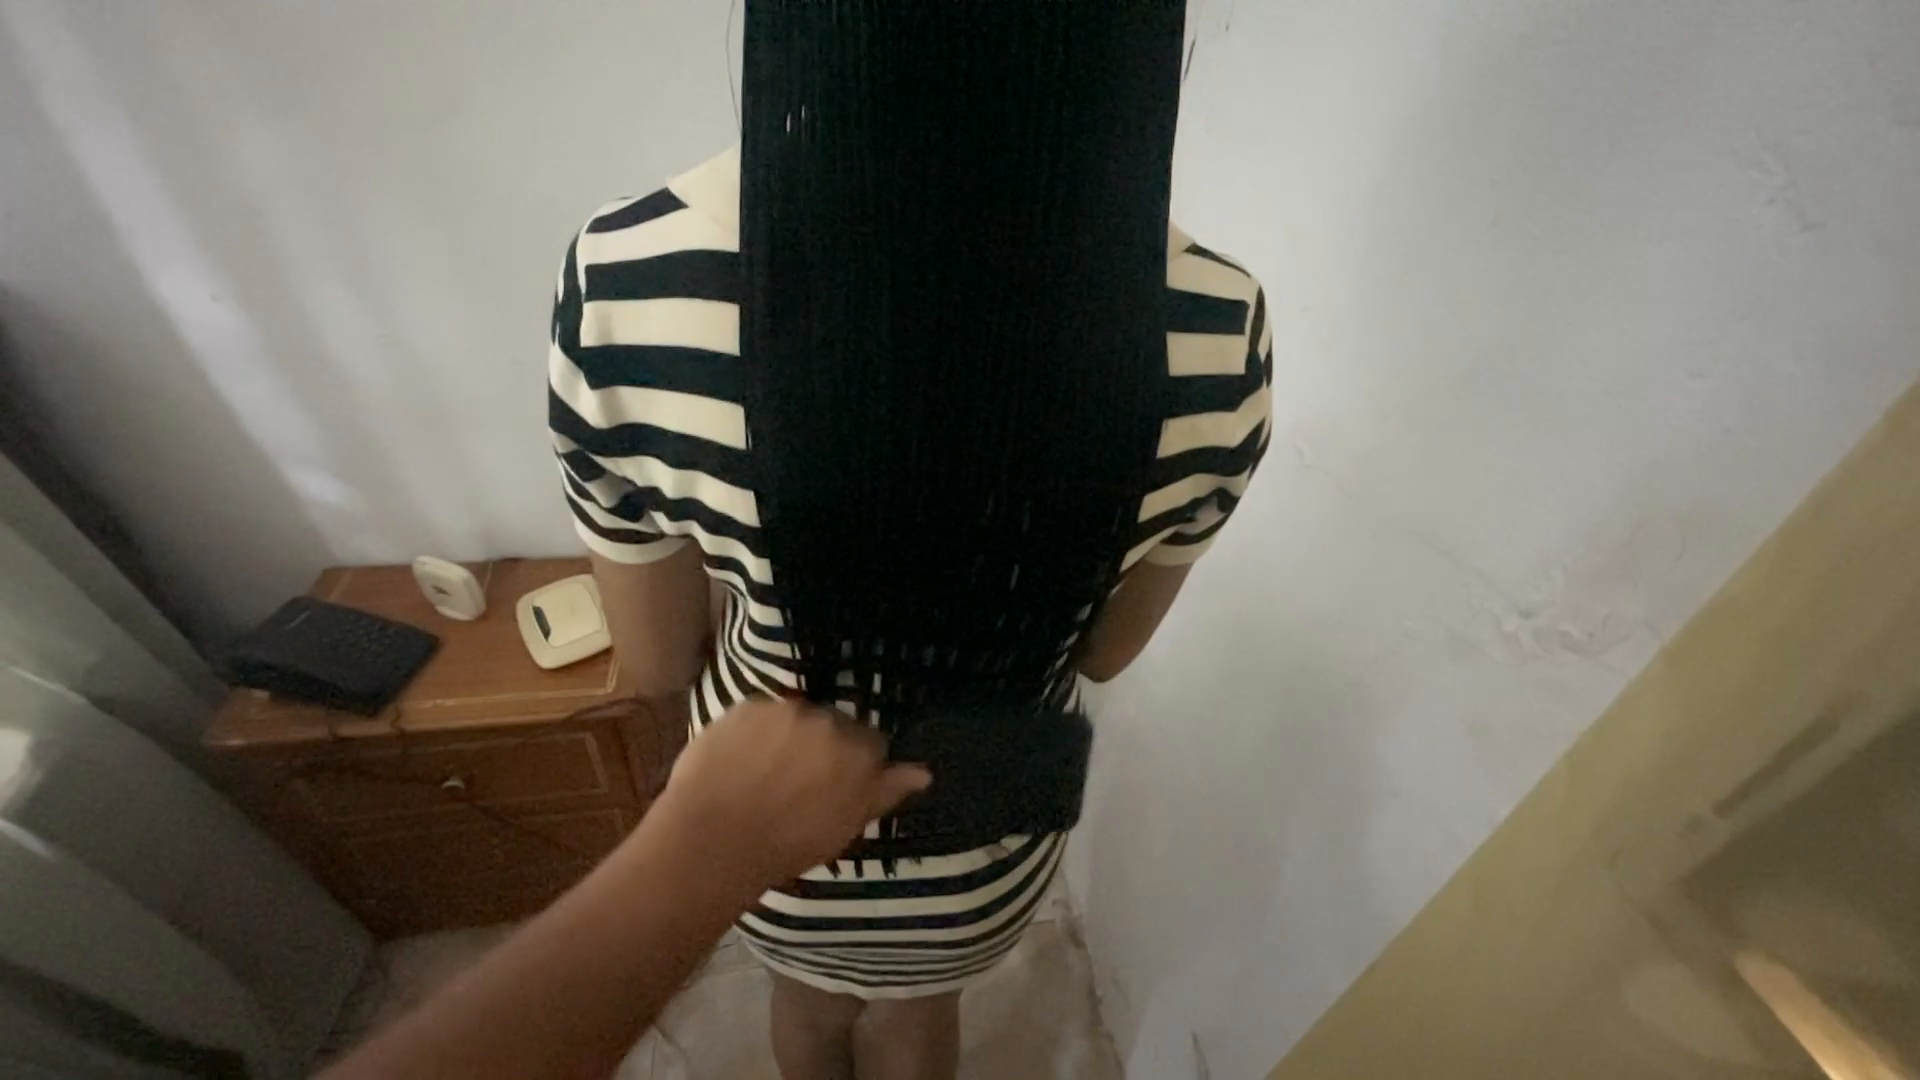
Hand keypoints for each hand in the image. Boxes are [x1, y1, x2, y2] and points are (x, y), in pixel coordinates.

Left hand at [651, 697, 931, 887]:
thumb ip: (885, 792)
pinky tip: (739, 762)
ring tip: (763, 772)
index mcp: (858, 750)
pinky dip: (754, 733)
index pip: (871, 744)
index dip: (852, 765)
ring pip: (796, 717)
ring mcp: (785, 709)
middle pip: (834, 725)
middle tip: (796, 782)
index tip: (833, 787)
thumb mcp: (845, 827)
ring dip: (788, 736)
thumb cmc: (786, 846)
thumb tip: (923, 772)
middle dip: (821, 747)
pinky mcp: (746, 705)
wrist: (712, 841)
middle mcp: (828, 719)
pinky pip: (760, 714)